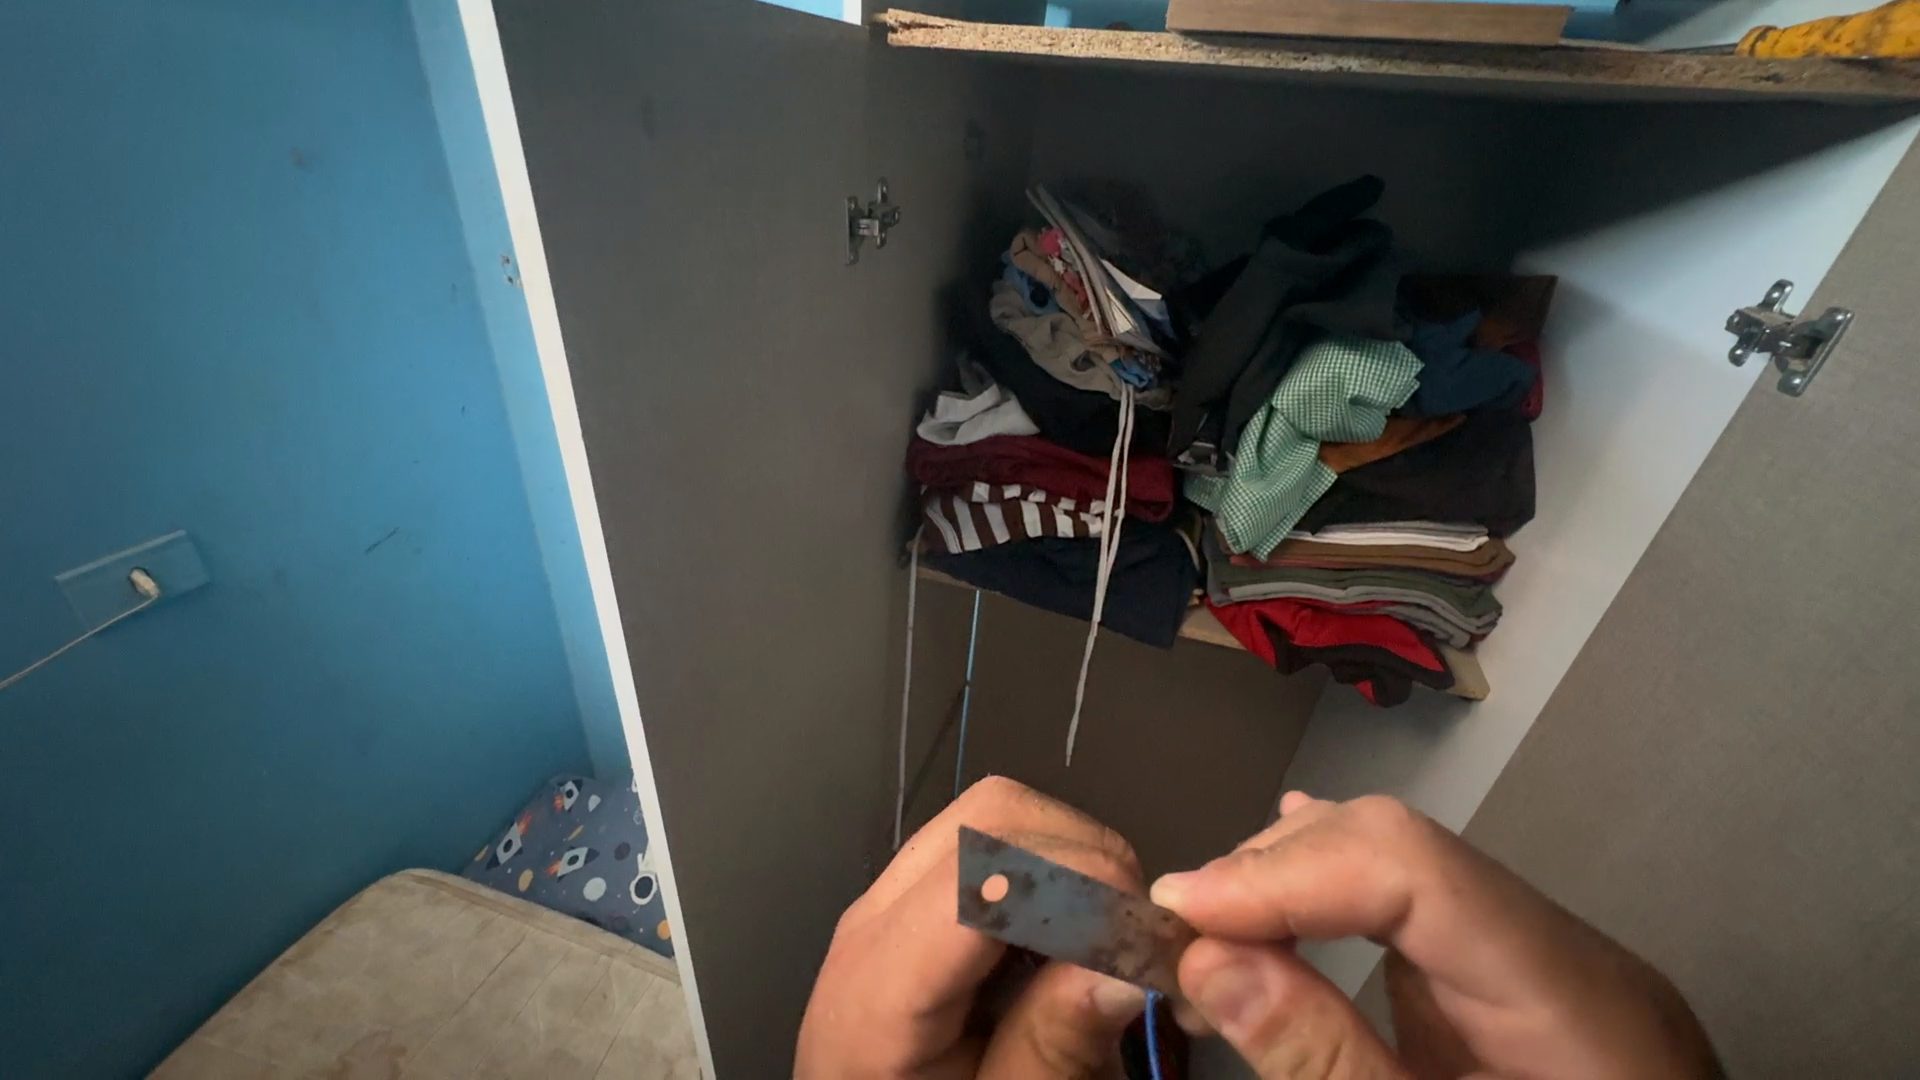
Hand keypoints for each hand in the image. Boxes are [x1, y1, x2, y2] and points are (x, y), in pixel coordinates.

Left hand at [796, 776, 1147, 1078]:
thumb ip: (1051, 1051)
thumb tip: (1126, 969)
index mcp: (877, 986)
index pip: (983, 878)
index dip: (1079, 886)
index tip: (1149, 943)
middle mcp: (875, 913)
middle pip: (991, 818)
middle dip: (1084, 858)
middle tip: (1137, 939)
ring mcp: (890, 892)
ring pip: (995, 812)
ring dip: (1070, 855)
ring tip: (1107, 935)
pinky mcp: (912, 891)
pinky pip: (988, 838)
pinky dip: (1048, 863)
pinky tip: (1068, 930)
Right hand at [1151, 793, 1722, 1079]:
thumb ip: (1324, 1063)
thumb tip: (1207, 958)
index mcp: (1577, 1005)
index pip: (1410, 867)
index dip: (1284, 871)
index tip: (1184, 910)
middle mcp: (1559, 953)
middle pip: (1392, 846)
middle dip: (1270, 872)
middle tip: (1181, 930)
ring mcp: (1531, 955)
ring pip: (1389, 857)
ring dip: (1284, 878)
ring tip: (1213, 927)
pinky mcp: (1500, 973)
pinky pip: (1402, 894)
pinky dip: (1321, 887)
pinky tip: (1279, 887)